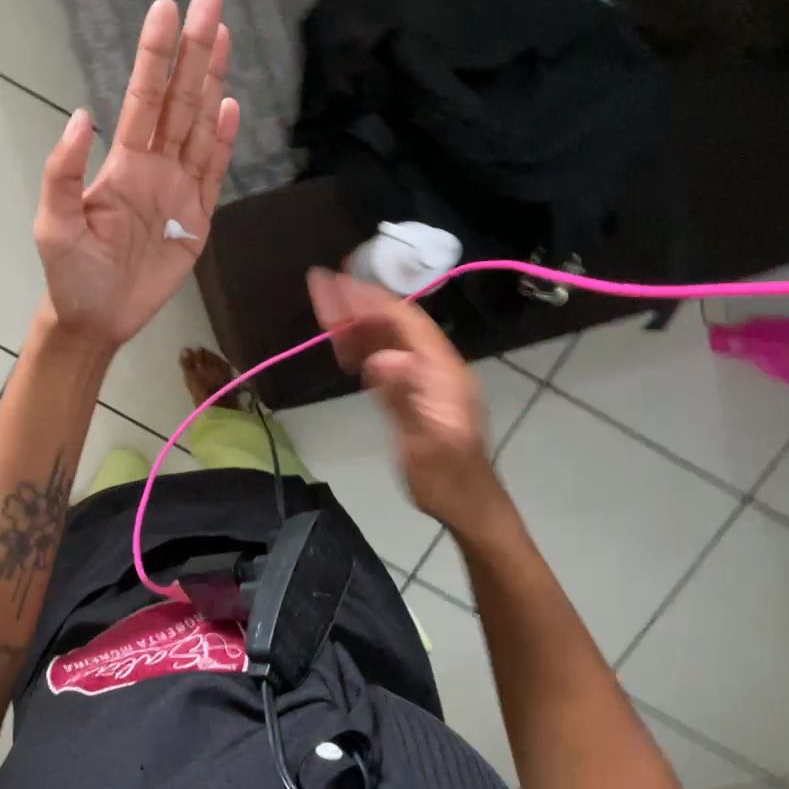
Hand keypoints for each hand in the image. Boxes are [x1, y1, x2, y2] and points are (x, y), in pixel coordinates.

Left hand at [34, 0, 240, 347]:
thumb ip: (64, 172)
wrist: (96, 318)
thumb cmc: (70, 272)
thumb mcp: (54, 223)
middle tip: (210, 1)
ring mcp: (178, 192)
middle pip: (178, 102)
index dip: (155, 56)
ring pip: (200, 128)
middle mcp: (153, 168)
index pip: (142, 99)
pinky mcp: (197, 221)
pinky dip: (223, 142)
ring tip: (224, 37)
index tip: (166, 10)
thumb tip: (81, 114)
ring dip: (213, 84)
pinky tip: (232, 107)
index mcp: (121, 164)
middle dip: (194, 53)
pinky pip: (214, 174)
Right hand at [308, 269, 510, 535]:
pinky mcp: (411, 396)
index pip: (404, 323)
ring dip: (355, 322)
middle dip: (357, 302)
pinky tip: (340, 344)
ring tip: (322, 304)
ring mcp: (423, 380)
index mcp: (442, 372)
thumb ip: (408, 398)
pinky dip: (360, 349)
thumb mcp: (429, 441)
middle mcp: (433, 367)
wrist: (467, 505)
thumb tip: (383, 359)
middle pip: (392, 325)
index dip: (371, 300)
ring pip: (386, 341)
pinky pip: (383, 362)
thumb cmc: (448, 479)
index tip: (338, 283)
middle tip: (320, 282)